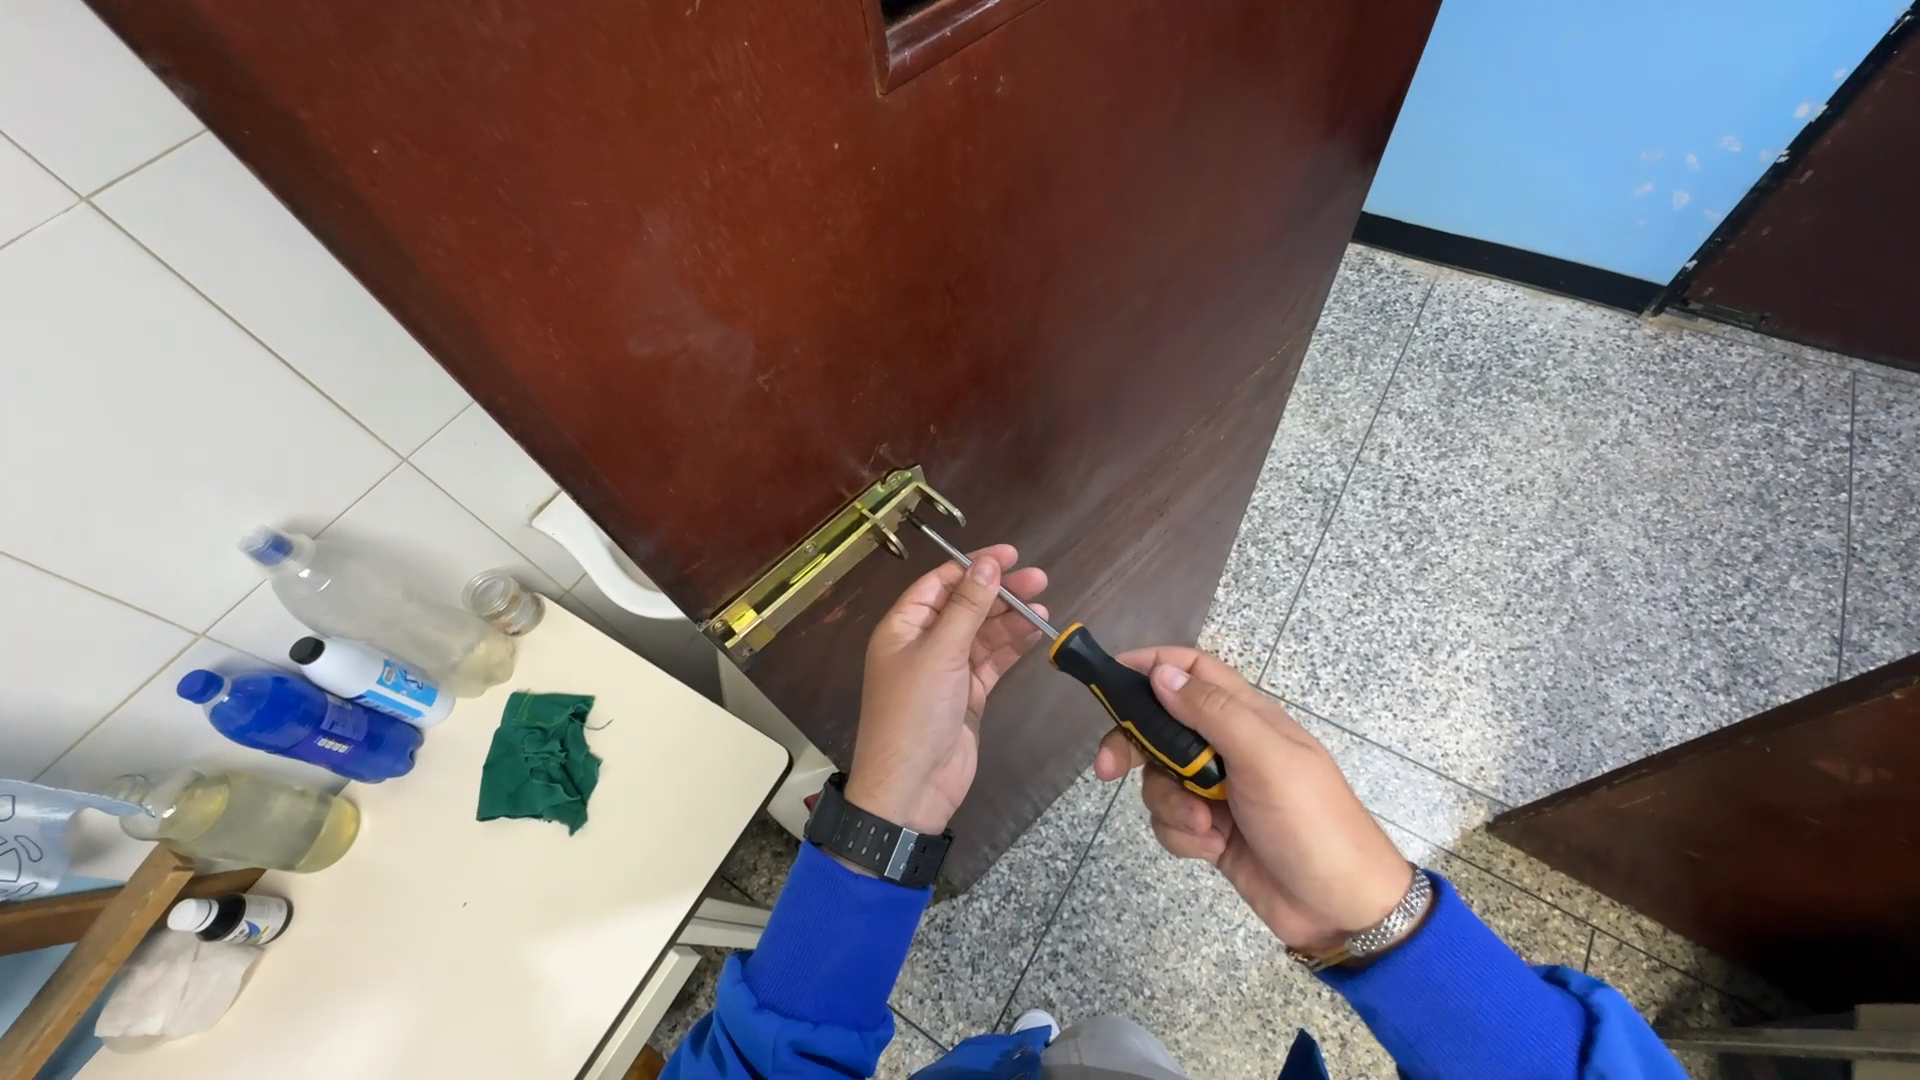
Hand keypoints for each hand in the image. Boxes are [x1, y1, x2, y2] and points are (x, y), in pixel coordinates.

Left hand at [845, 544, 1048, 835]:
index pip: (940, 583)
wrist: (913, 788)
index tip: (1010, 555)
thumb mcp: (939, 652)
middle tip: (1038, 580)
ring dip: (1010, 619)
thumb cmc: (914, 713)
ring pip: (982, 633)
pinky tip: (1035, 633)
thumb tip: (987, 565)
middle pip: (965, 605)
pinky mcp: (967, 694)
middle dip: (999, 592)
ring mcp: (946, 670)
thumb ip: (967, 607)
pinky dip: (1012, 647)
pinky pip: (991, 661)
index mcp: (902, 627)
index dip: (973, 566)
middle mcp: (923, 643)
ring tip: (1043, 606)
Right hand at [1092, 647, 1410, 951]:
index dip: (1151, 665)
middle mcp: (1226, 746)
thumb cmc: (1311, 822)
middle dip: (1131, 746)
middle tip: (1106, 768)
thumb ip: (1211, 711)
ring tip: (1205, 828)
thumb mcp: (1265, 758)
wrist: (1341, 910)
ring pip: (1158, 779)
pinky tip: (1212, 849)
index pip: (1191, 670)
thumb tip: (1160, 673)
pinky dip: (1182, 836)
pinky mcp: (1208, 829)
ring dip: (1171, 805)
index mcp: (1245, 716)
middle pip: (1158, 726)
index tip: (1108, 678)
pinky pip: (1169, 820)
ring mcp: (1216, 789)